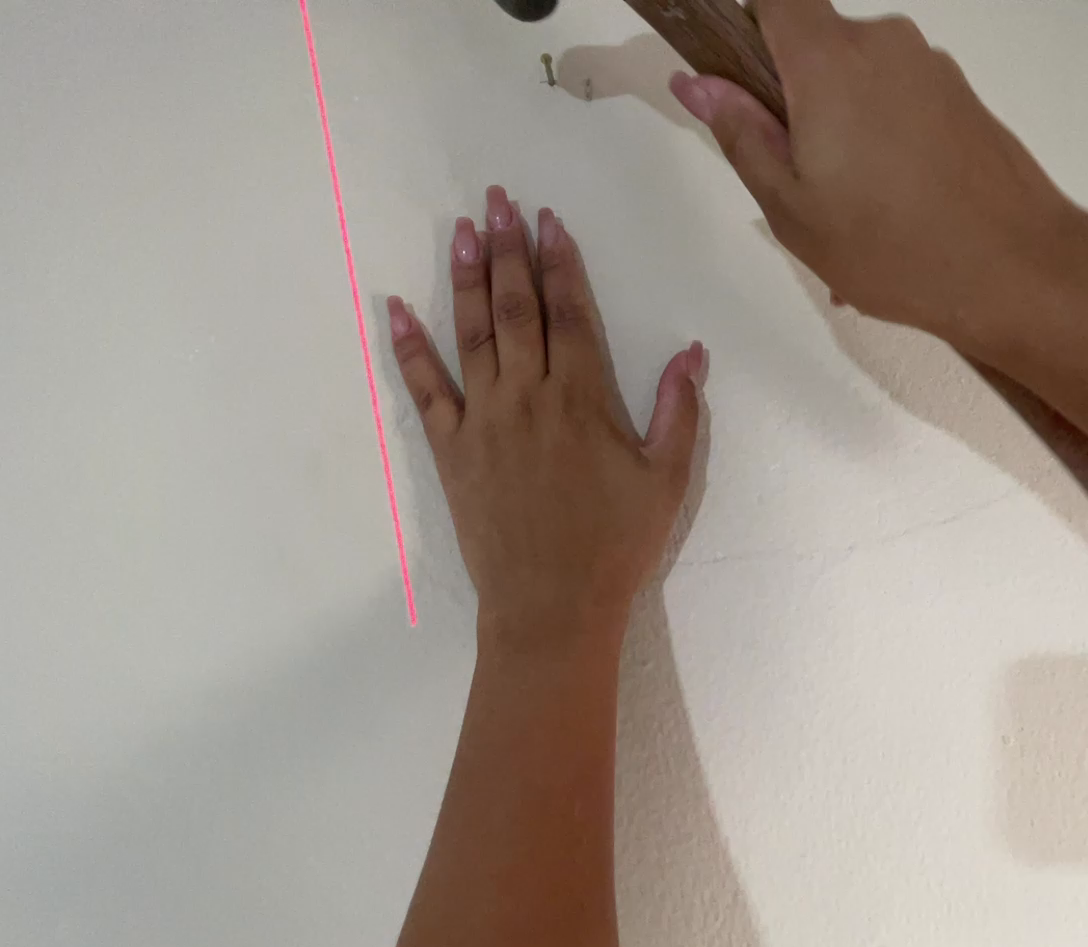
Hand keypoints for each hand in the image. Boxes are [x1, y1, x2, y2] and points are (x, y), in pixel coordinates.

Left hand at [388, 186, 706, 649]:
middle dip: (508, 251)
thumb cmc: (615, 545)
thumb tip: (691, 352)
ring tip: (460, 232)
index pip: (569, 315)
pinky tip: (396, 309)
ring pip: (472, 336)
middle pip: (516, 310)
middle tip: (496, 201)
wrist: (552, 605)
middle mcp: (527, 398)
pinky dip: (410, 349)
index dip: (560, 264)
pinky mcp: (451, 452)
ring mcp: (482, 423)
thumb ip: (679, 413)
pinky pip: (425, 391)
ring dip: (466, 281)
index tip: (548, 221)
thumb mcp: (666, 482)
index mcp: (582, 401)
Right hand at [670, 0, 1085, 357]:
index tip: (738, 89)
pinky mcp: (961, 99)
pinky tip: (889, 219)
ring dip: (839, 140)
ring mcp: (931, 69)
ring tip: (849, 223)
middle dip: (795, 108)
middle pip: (816, 51)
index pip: (772, 1)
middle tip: (798, 192)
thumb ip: (741, 137)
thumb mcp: (792, 208)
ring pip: (859, 88)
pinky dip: (880, 151)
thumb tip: (696, 82)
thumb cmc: (888, 248)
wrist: (1012, 269)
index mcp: (829, 62)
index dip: (744, 32)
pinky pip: (898, 110)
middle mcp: (884, 44)